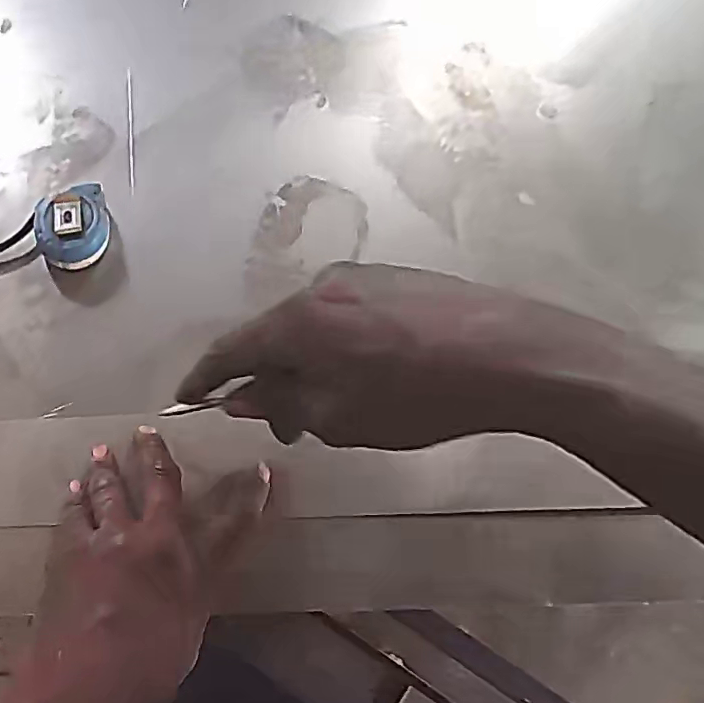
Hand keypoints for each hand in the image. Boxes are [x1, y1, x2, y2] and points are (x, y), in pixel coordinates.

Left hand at [0, 427, 268, 702]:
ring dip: (106, 469)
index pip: (234, 526)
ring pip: (108, 490)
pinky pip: (73, 514)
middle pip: (159, 486)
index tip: (262, 471)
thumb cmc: (142, 685)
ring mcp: (108, 543)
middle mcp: (154, 547)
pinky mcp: (70, 551)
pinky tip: (72, 491)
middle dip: (155, 455)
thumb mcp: (183, 640)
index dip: (252, 497)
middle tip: (148, 432)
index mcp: (193, 576)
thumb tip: (176, 583)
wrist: (77, 700)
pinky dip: (74, 500)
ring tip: (102, 451)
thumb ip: (184, 600)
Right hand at [176, 262, 631, 448]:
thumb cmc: (419, 397)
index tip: (185, 396)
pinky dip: (333, 349)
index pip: (229, 349)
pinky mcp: (395, 279)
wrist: (518, 355)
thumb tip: (241, 394)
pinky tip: (361, 376)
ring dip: (303, 366)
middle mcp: (320, 287)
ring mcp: (361, 277)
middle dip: (265, 380)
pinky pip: (342, 317)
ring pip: (308, 327)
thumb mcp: (338, 417)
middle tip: (279, 424)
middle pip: (271, 337)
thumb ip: (280, 403)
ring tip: (326, 406)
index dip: (203, 377)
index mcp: (298, 321)